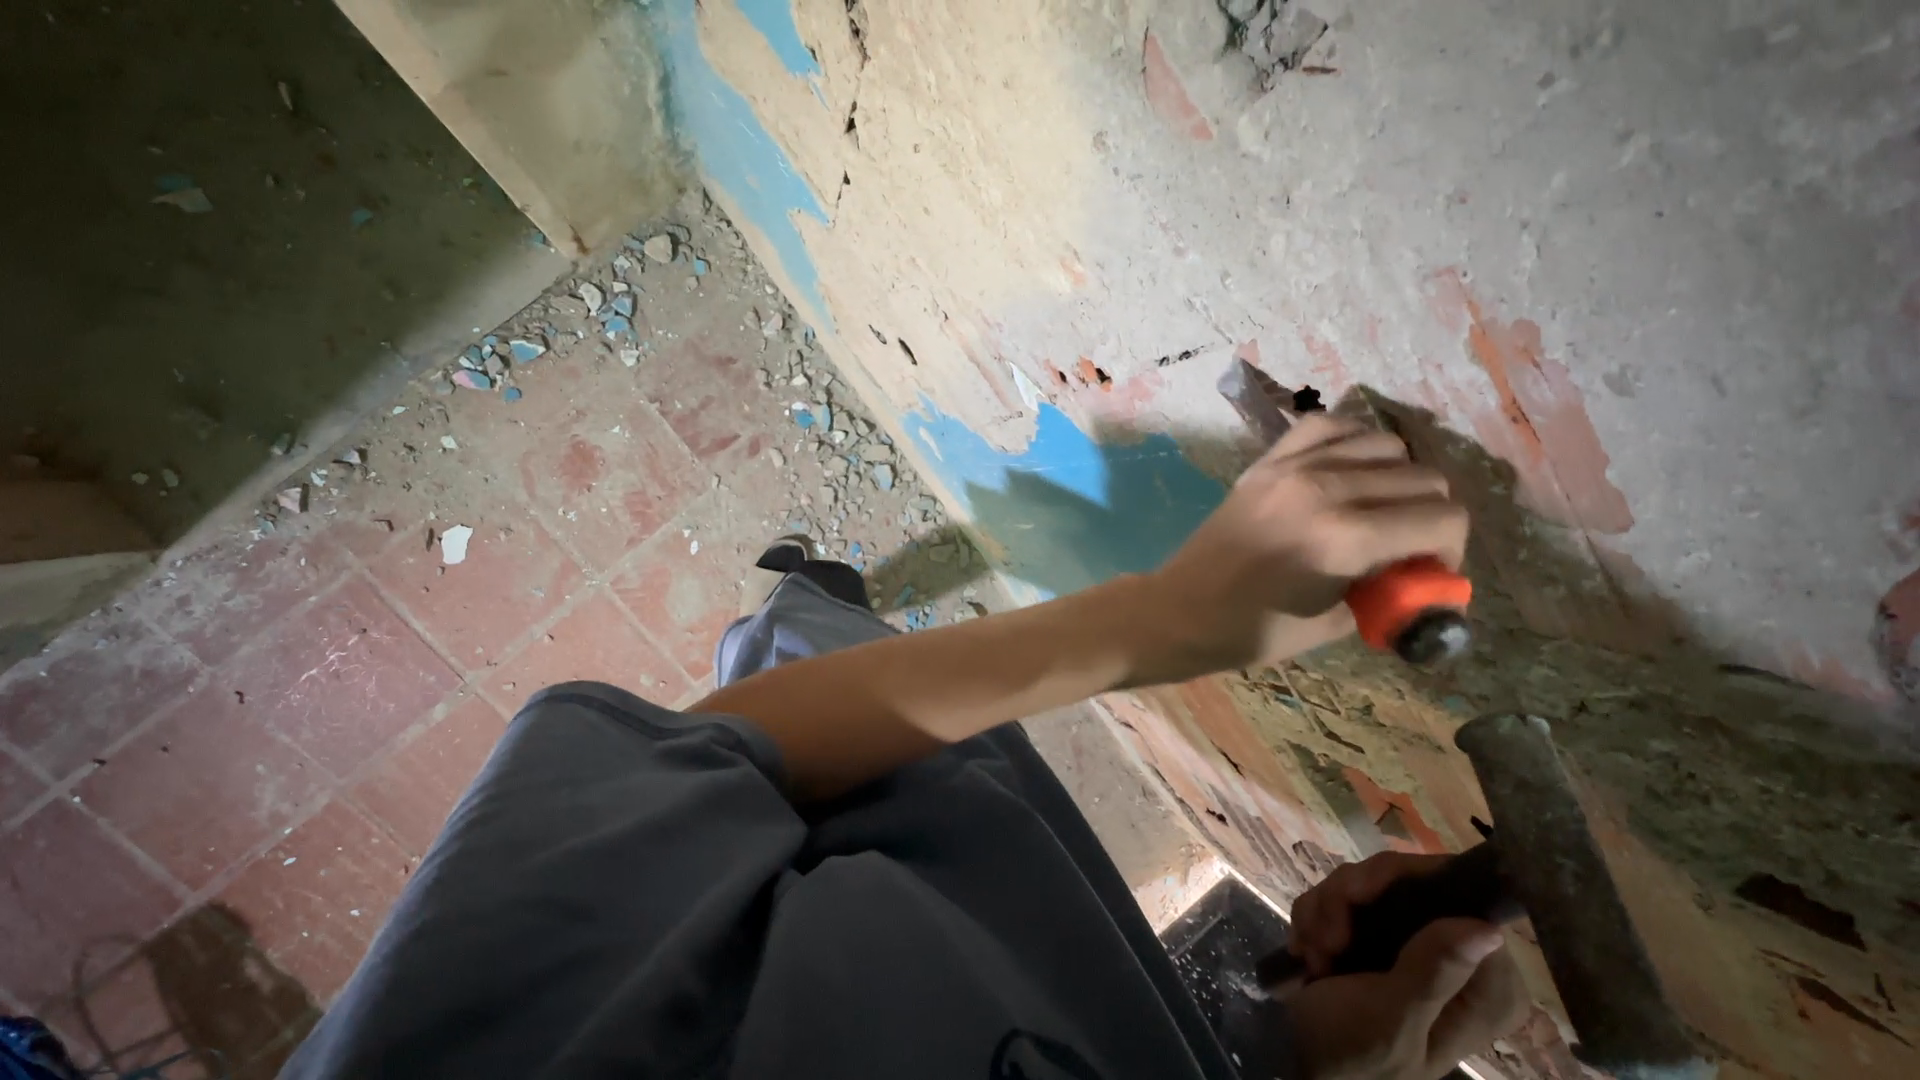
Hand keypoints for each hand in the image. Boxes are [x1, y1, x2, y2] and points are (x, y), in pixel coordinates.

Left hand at [1146, 415, 1467, 679]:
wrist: (1182, 609)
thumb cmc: (1255, 631)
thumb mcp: (1335, 622)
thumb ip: (1388, 590)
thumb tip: (1422, 574)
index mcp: (1346, 537)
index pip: (1443, 519)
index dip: (1451, 550)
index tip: (1431, 571)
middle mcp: (1327, 488)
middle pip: (1424, 478)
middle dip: (1431, 516)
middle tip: (1409, 547)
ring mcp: (1293, 467)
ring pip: (1386, 444)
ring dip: (1399, 477)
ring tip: (1380, 509)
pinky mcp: (1267, 460)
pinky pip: (1328, 426)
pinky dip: (1353, 442)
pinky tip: (1351, 471)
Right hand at [1283, 853, 1526, 1079]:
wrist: (1297, 1064)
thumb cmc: (1353, 1057)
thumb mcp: (1390, 1019)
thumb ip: (1433, 971)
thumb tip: (1487, 927)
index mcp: (1485, 985)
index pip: (1459, 893)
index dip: (1399, 878)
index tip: (1352, 895)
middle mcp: (1461, 958)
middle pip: (1405, 879)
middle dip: (1348, 899)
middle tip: (1323, 937)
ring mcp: (1418, 944)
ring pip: (1368, 884)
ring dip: (1326, 911)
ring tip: (1313, 953)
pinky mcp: (1381, 938)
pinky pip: (1346, 897)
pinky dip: (1317, 917)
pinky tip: (1308, 951)